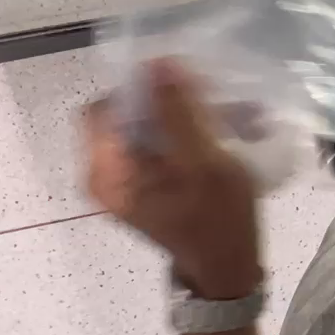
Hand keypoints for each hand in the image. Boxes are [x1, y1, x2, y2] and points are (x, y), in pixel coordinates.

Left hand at [84, 60, 260, 299]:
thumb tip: (158, 63)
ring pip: (146, 127)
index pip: (104, 108)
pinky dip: (188, 134)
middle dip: (169, 101)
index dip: (139, 89)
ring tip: (229, 116)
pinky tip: (225, 134)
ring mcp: (126, 181)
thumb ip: (179, 114)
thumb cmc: (218, 221)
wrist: (227, 271)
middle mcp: (105, 174)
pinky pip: (159, 145)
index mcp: (106, 172)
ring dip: (185, 116)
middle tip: (210, 101)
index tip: (183, 86)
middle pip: (125, 116)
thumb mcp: (203, 164)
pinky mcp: (147, 184)